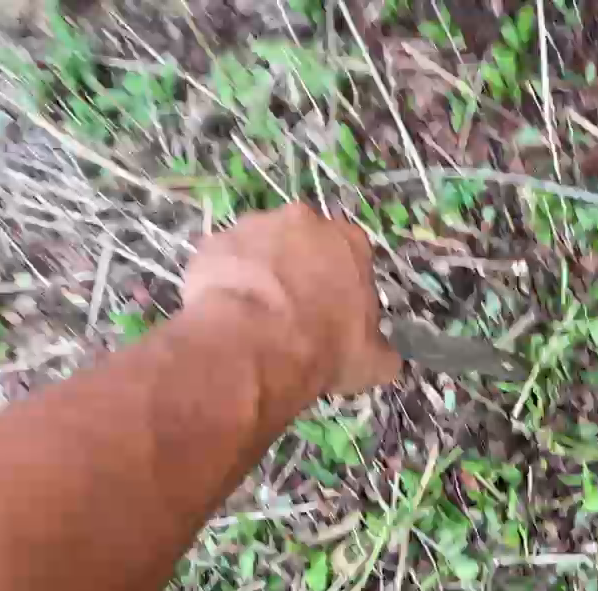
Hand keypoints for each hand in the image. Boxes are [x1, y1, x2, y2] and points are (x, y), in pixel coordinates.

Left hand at [181, 203, 401, 398]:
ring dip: (265, 274)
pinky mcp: (214, 242)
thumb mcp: (375, 361)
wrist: (256, 345)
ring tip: (262, 318)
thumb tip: (383, 355)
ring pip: (264, 250)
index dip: (346, 285)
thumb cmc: (327, 347)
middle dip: (303, 271)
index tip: (339, 312)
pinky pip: (227, 262)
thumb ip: (382, 349)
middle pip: (306, 244)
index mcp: (350, 242)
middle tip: (299, 312)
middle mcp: (303, 221)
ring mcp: (253, 226)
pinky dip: (230, 283)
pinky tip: (234, 316)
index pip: (354, 256)